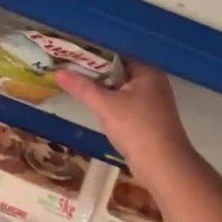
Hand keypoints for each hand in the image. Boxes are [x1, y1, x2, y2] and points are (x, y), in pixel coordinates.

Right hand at [56, 59, 193, 171]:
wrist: (163, 166)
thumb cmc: (137, 128)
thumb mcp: (106, 105)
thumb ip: (82, 87)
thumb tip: (58, 72)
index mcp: (147, 72)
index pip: (117, 55)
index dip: (94, 55)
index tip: (72, 55)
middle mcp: (152, 83)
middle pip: (118, 72)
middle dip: (95, 73)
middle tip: (68, 69)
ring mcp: (152, 102)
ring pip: (121, 89)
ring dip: (102, 90)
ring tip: (74, 84)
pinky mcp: (148, 119)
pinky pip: (124, 104)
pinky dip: (110, 104)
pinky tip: (93, 106)